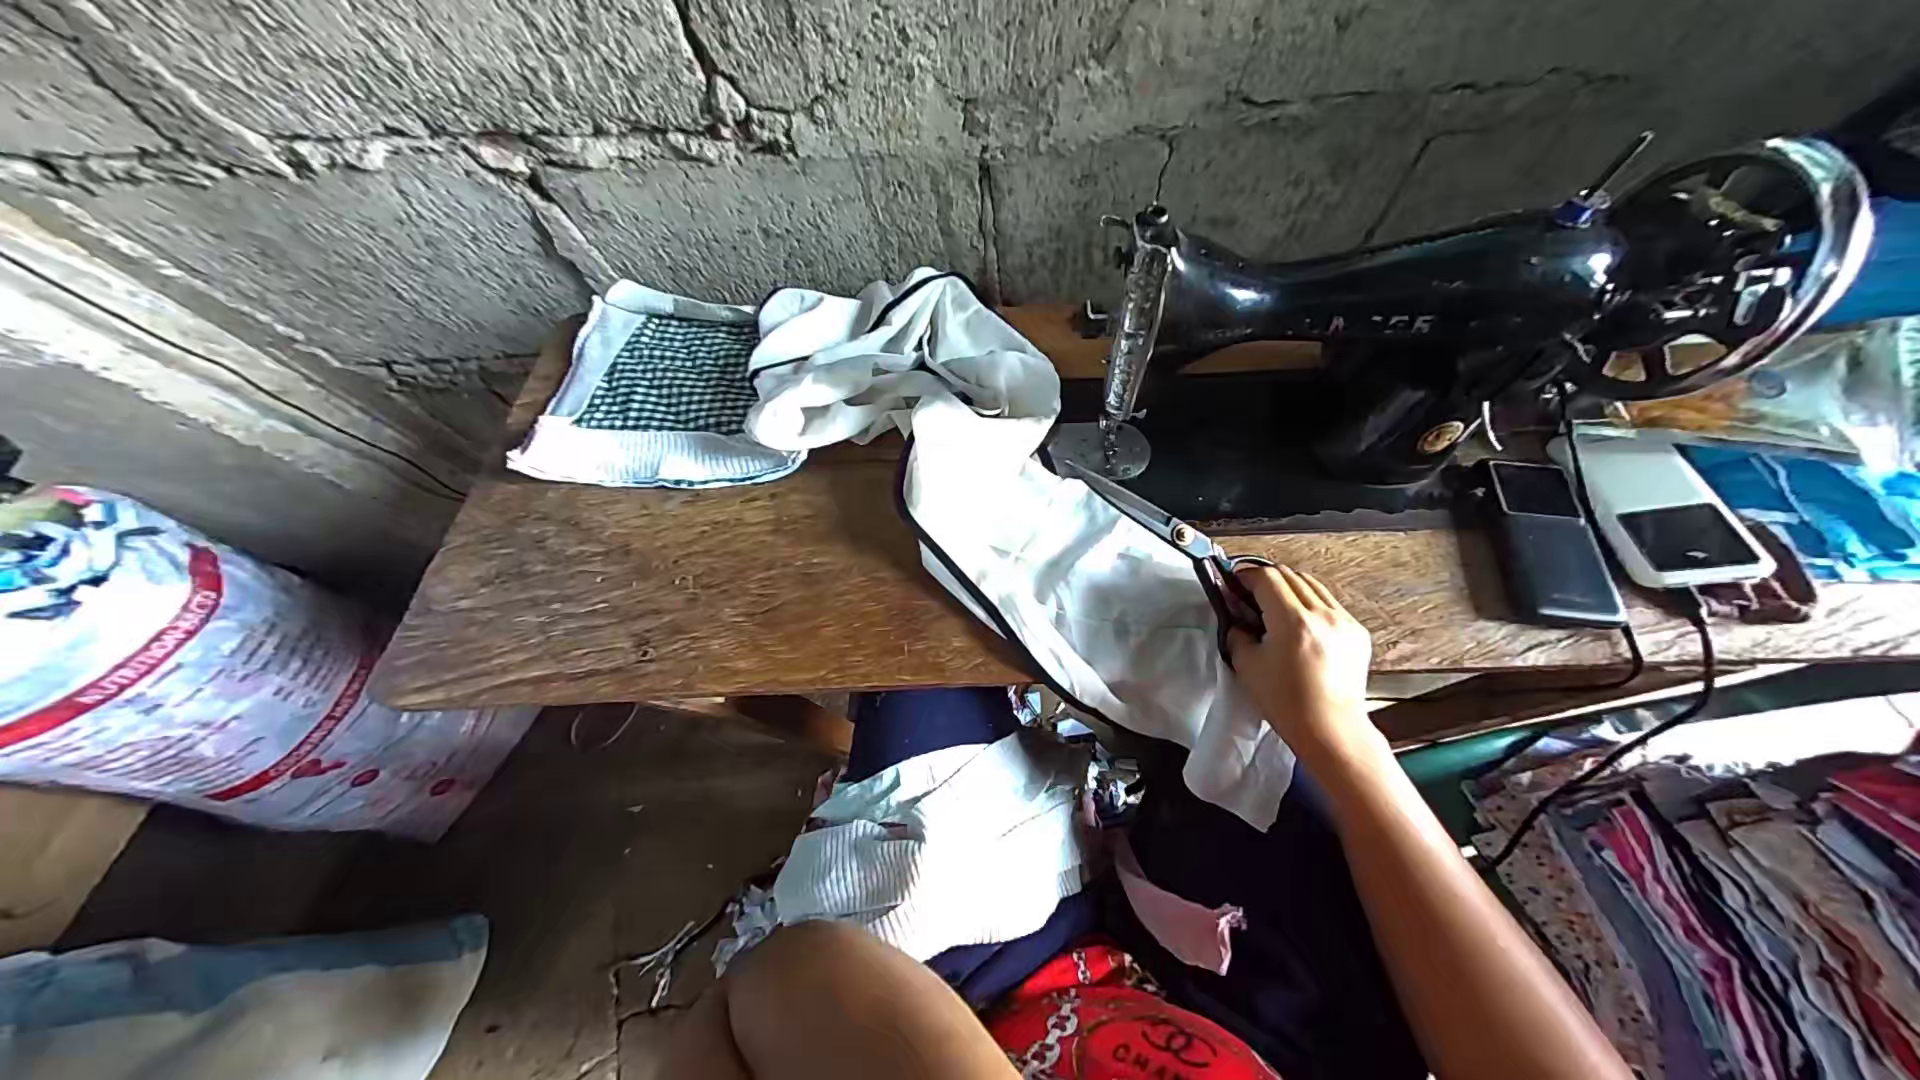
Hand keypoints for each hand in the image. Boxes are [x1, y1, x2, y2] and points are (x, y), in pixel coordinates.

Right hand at [1226, 565, 1380, 763]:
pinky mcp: (1357, 633)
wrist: (1330, 729)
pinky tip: (1297, 623)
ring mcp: (1344, 622)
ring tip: (1273, 606)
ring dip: (1289, 588)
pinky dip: (1309, 603)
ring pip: (1312, 585)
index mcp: (1293, 621)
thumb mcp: (1246, 664)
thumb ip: (1237, 631)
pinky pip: (1329, 603)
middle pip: (1290, 575)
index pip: (1267, 578)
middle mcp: (1323, 616)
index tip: (1235, 583)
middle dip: (1266, 579)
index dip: (1246, 576)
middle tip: (1249, 594)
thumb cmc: (1288, 703)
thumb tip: (1236, 614)